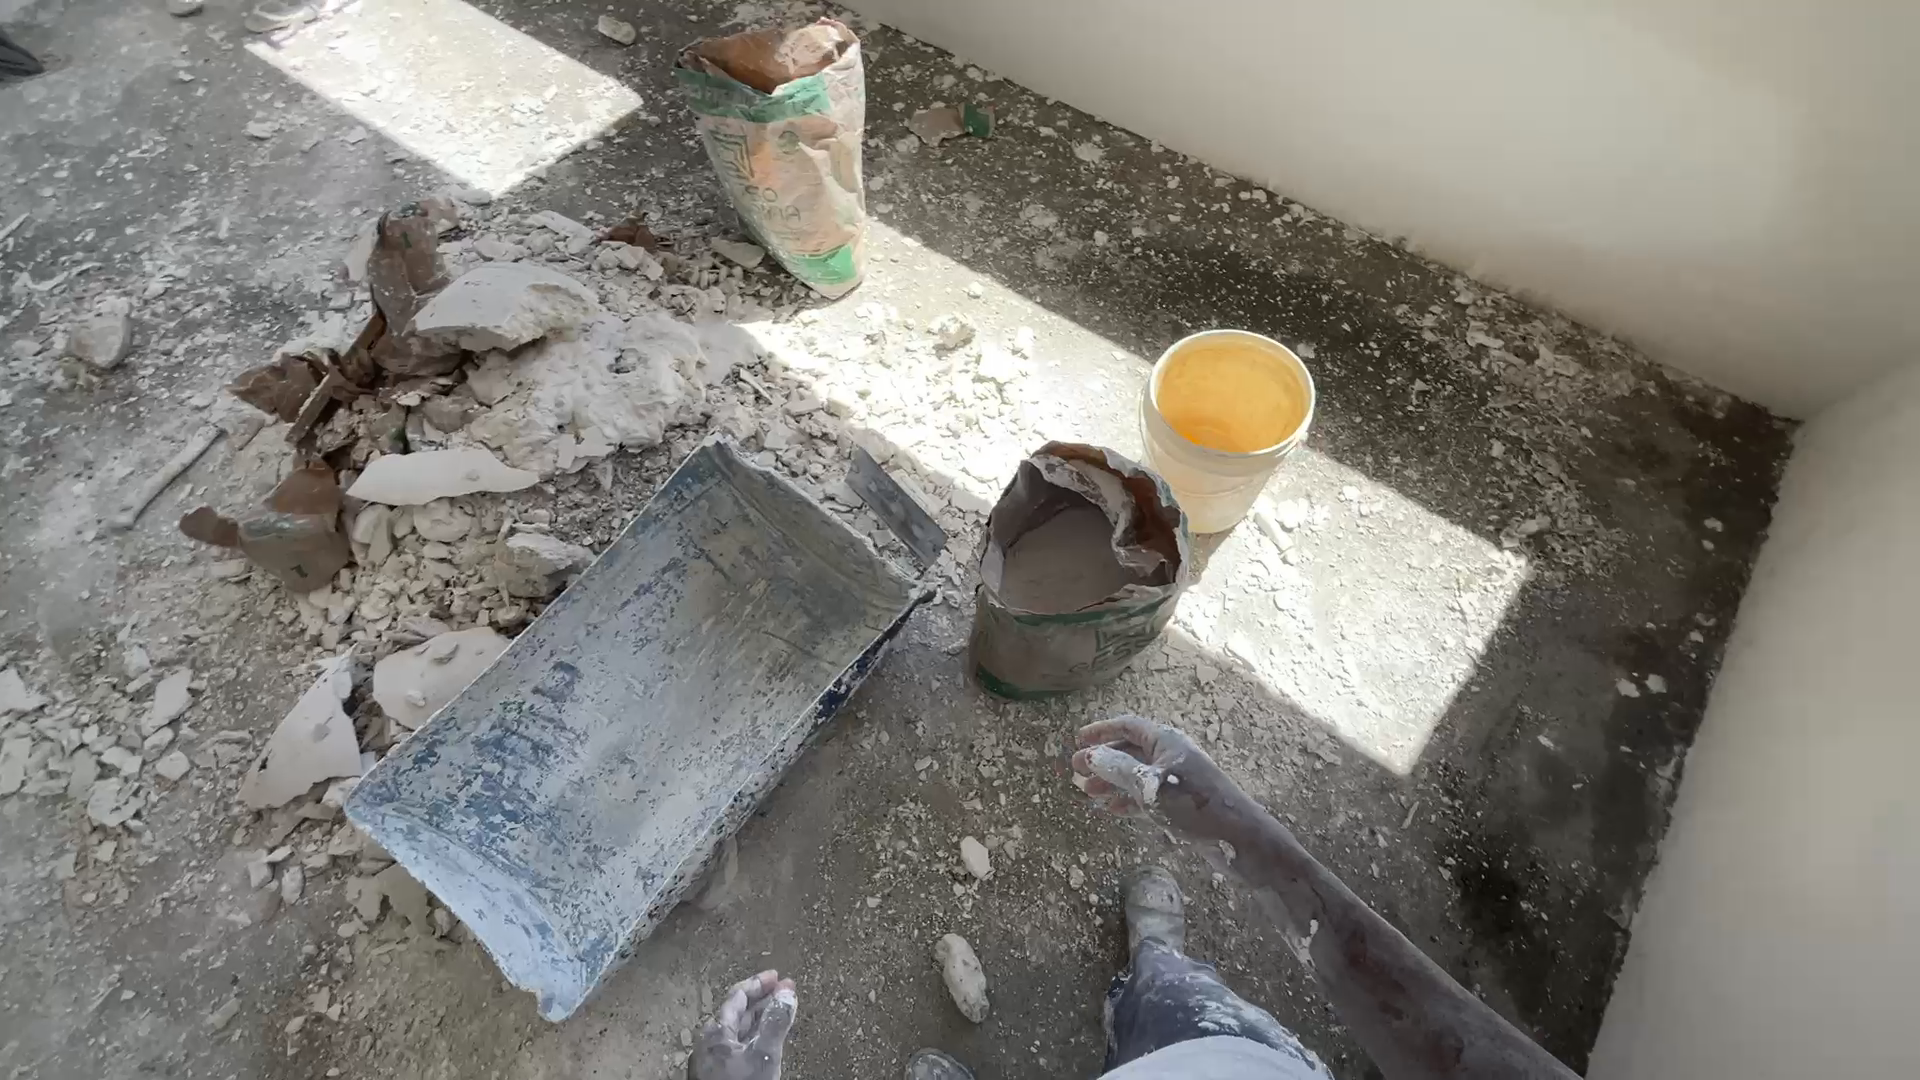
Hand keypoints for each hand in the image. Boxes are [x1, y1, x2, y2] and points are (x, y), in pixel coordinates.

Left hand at [688, 971, 797, 1079]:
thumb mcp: (764, 1054)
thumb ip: (776, 1021)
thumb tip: (788, 992)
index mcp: (716, 1033)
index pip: (737, 996)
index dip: (759, 983)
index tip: (778, 976)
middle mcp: (712, 1044)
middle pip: (739, 1012)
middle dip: (765, 999)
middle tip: (787, 990)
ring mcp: (716, 1062)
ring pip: (741, 1031)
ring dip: (763, 1018)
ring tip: (784, 1010)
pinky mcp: (722, 1077)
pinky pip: (742, 1047)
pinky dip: (758, 1036)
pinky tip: (771, 1039)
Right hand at [1071, 714, 1259, 840]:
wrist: (1240, 839)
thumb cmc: (1195, 805)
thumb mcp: (1150, 785)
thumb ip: (1117, 769)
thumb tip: (1089, 755)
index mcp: (1165, 741)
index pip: (1127, 726)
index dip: (1101, 730)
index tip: (1078, 739)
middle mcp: (1170, 755)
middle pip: (1129, 750)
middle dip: (1102, 759)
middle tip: (1075, 770)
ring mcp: (1176, 779)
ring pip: (1136, 774)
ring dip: (1112, 781)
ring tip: (1088, 792)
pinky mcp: (1182, 802)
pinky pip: (1147, 794)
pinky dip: (1128, 799)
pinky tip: (1113, 810)